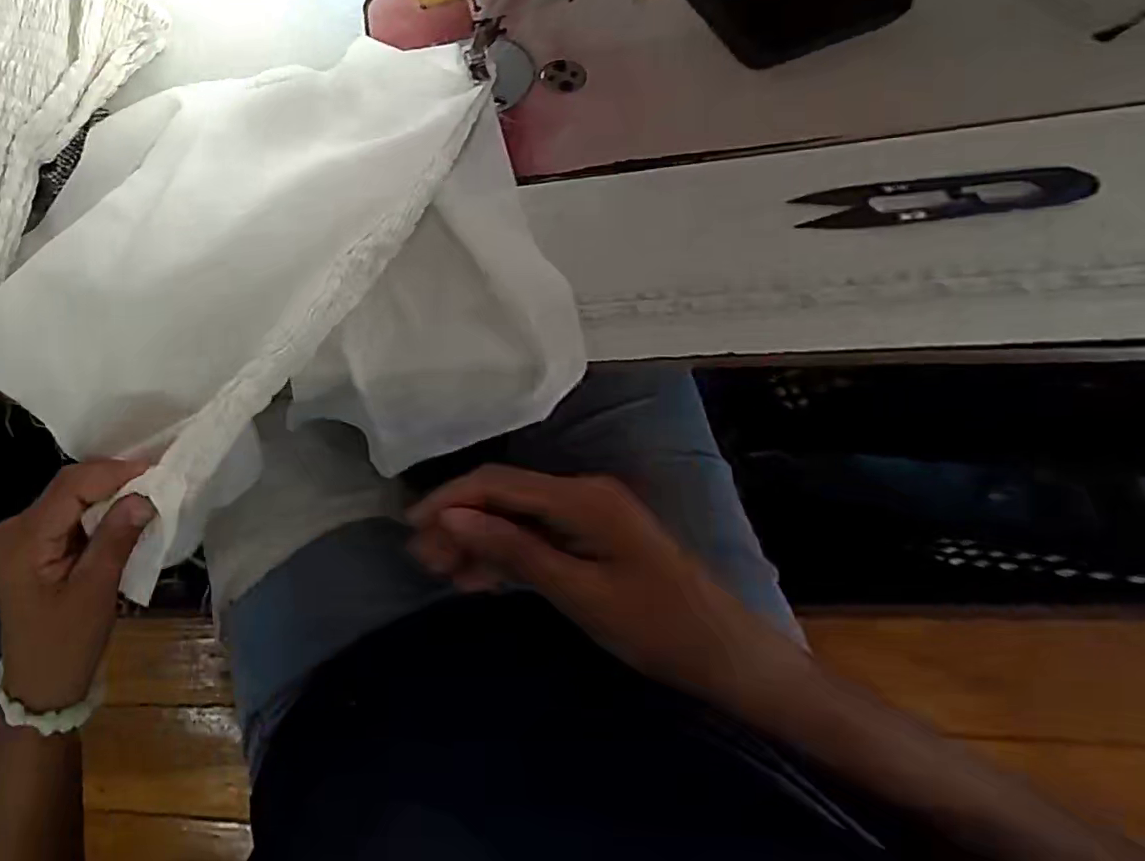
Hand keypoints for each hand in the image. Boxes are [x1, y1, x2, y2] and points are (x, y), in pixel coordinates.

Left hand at [0, 460, 155, 711]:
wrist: (40, 689)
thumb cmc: (66, 646)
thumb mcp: (95, 592)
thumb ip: (116, 538)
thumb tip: (144, 495)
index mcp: (24, 538)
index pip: (71, 486)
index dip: (114, 472)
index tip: (155, 469)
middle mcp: (16, 527)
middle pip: (69, 487)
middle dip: (113, 479)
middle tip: (157, 478)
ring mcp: (22, 535)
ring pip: (71, 497)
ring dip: (108, 493)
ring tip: (147, 490)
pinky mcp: (34, 544)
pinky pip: (70, 514)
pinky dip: (99, 510)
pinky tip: (124, 511)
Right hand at [409, 465, 804, 701]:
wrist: (733, 661)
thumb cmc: (658, 627)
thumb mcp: (578, 592)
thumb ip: (513, 548)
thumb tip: (452, 517)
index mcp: (581, 497)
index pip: (497, 483)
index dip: (449, 500)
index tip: (412, 526)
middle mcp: (580, 493)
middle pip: (502, 497)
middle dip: (459, 523)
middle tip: (424, 560)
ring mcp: (586, 514)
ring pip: (514, 518)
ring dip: (477, 541)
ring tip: (442, 572)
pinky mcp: (589, 537)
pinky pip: (535, 536)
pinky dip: (505, 555)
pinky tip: (477, 578)